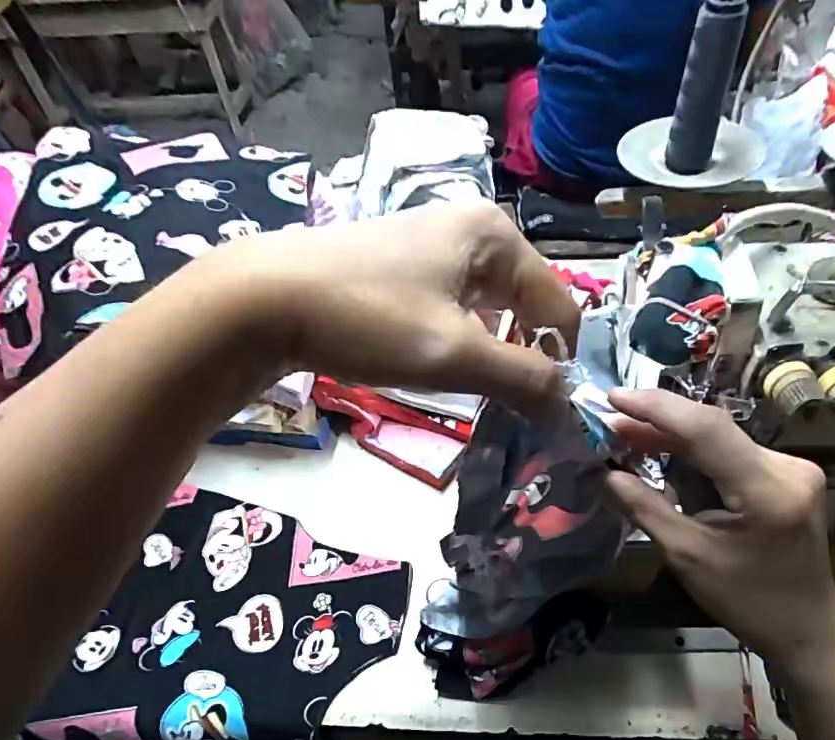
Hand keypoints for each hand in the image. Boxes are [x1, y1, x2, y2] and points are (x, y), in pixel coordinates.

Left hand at [204, 202, 577, 409]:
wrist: (267, 300)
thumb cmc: (370, 319)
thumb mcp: (455, 354)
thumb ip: (522, 379)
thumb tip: (568, 405)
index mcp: (498, 237)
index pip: (560, 308)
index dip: (559, 364)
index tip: (543, 414)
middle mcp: (476, 230)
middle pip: (530, 307)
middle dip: (526, 359)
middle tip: (506, 406)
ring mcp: (440, 245)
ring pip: (495, 312)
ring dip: (495, 355)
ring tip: (474, 390)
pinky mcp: (411, 266)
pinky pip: (462, 310)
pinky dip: (465, 343)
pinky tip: (441, 364)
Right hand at [604, 389, 834, 669]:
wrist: (805, 624)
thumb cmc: (747, 600)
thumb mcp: (689, 558)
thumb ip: (647, 510)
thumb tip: (606, 475)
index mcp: (768, 491)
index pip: (707, 430)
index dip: (657, 409)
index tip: (613, 398)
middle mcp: (788, 467)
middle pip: (714, 429)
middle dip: (659, 420)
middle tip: (611, 419)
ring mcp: (794, 468)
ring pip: (722, 438)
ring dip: (674, 435)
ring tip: (627, 433)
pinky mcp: (789, 475)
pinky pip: (733, 452)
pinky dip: (695, 451)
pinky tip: (664, 450)